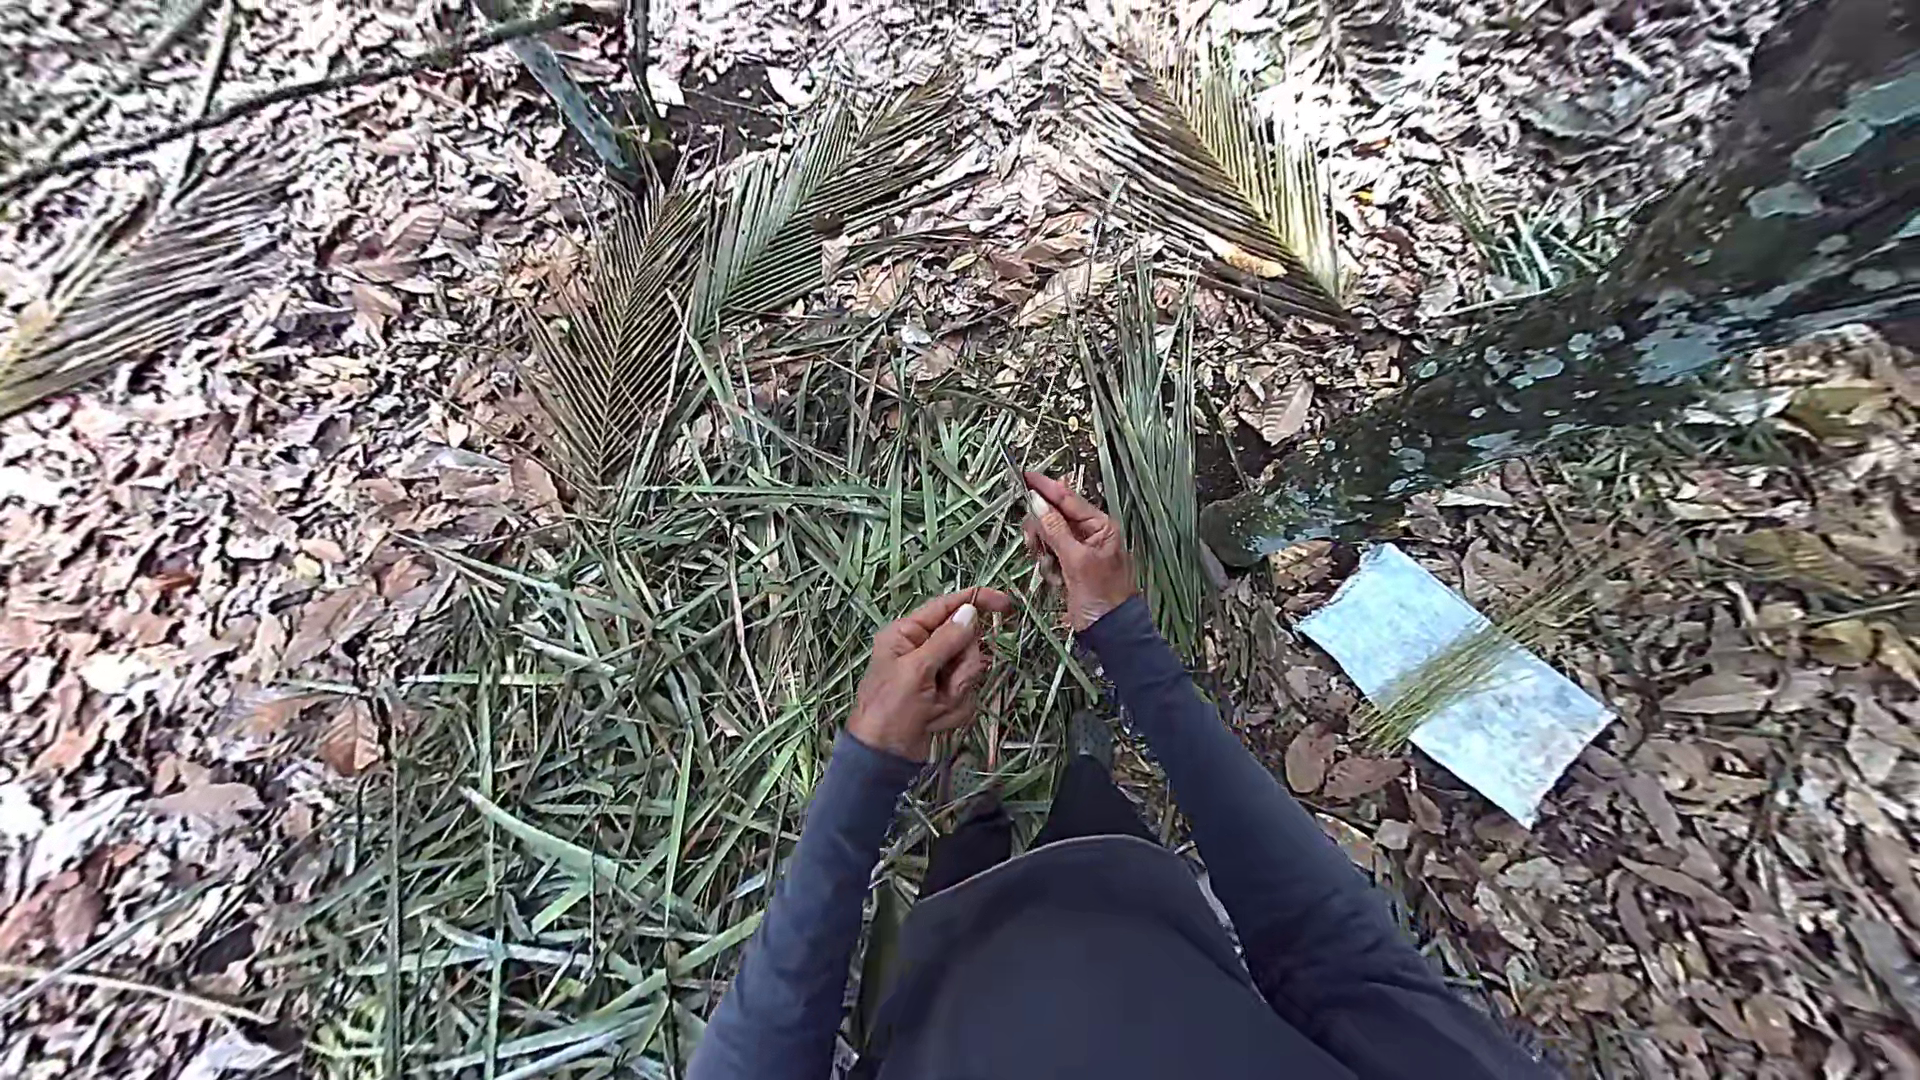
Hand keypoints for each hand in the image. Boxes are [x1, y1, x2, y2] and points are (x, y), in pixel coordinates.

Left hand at [847, 588, 1015, 760]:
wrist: (883, 759)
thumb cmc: (890, 709)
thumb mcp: (917, 670)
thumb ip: (946, 639)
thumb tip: (970, 612)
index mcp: (907, 633)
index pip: (947, 607)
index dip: (977, 601)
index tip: (1006, 603)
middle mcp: (922, 648)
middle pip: (965, 642)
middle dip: (960, 668)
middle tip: (943, 686)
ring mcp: (934, 673)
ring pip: (969, 670)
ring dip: (956, 691)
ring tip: (933, 707)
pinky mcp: (942, 695)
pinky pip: (966, 693)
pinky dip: (953, 709)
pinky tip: (934, 719)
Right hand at [1022, 472, 1136, 631]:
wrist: (1109, 631)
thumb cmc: (1102, 596)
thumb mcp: (1077, 560)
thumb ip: (1055, 530)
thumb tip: (1037, 502)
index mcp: (1100, 526)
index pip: (1068, 499)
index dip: (1045, 487)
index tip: (1025, 476)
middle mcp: (1089, 534)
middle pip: (1052, 517)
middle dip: (1041, 530)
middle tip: (1034, 544)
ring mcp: (1078, 551)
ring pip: (1046, 537)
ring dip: (1044, 553)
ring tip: (1052, 570)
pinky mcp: (1068, 567)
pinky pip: (1048, 556)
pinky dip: (1047, 567)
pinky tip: (1057, 581)